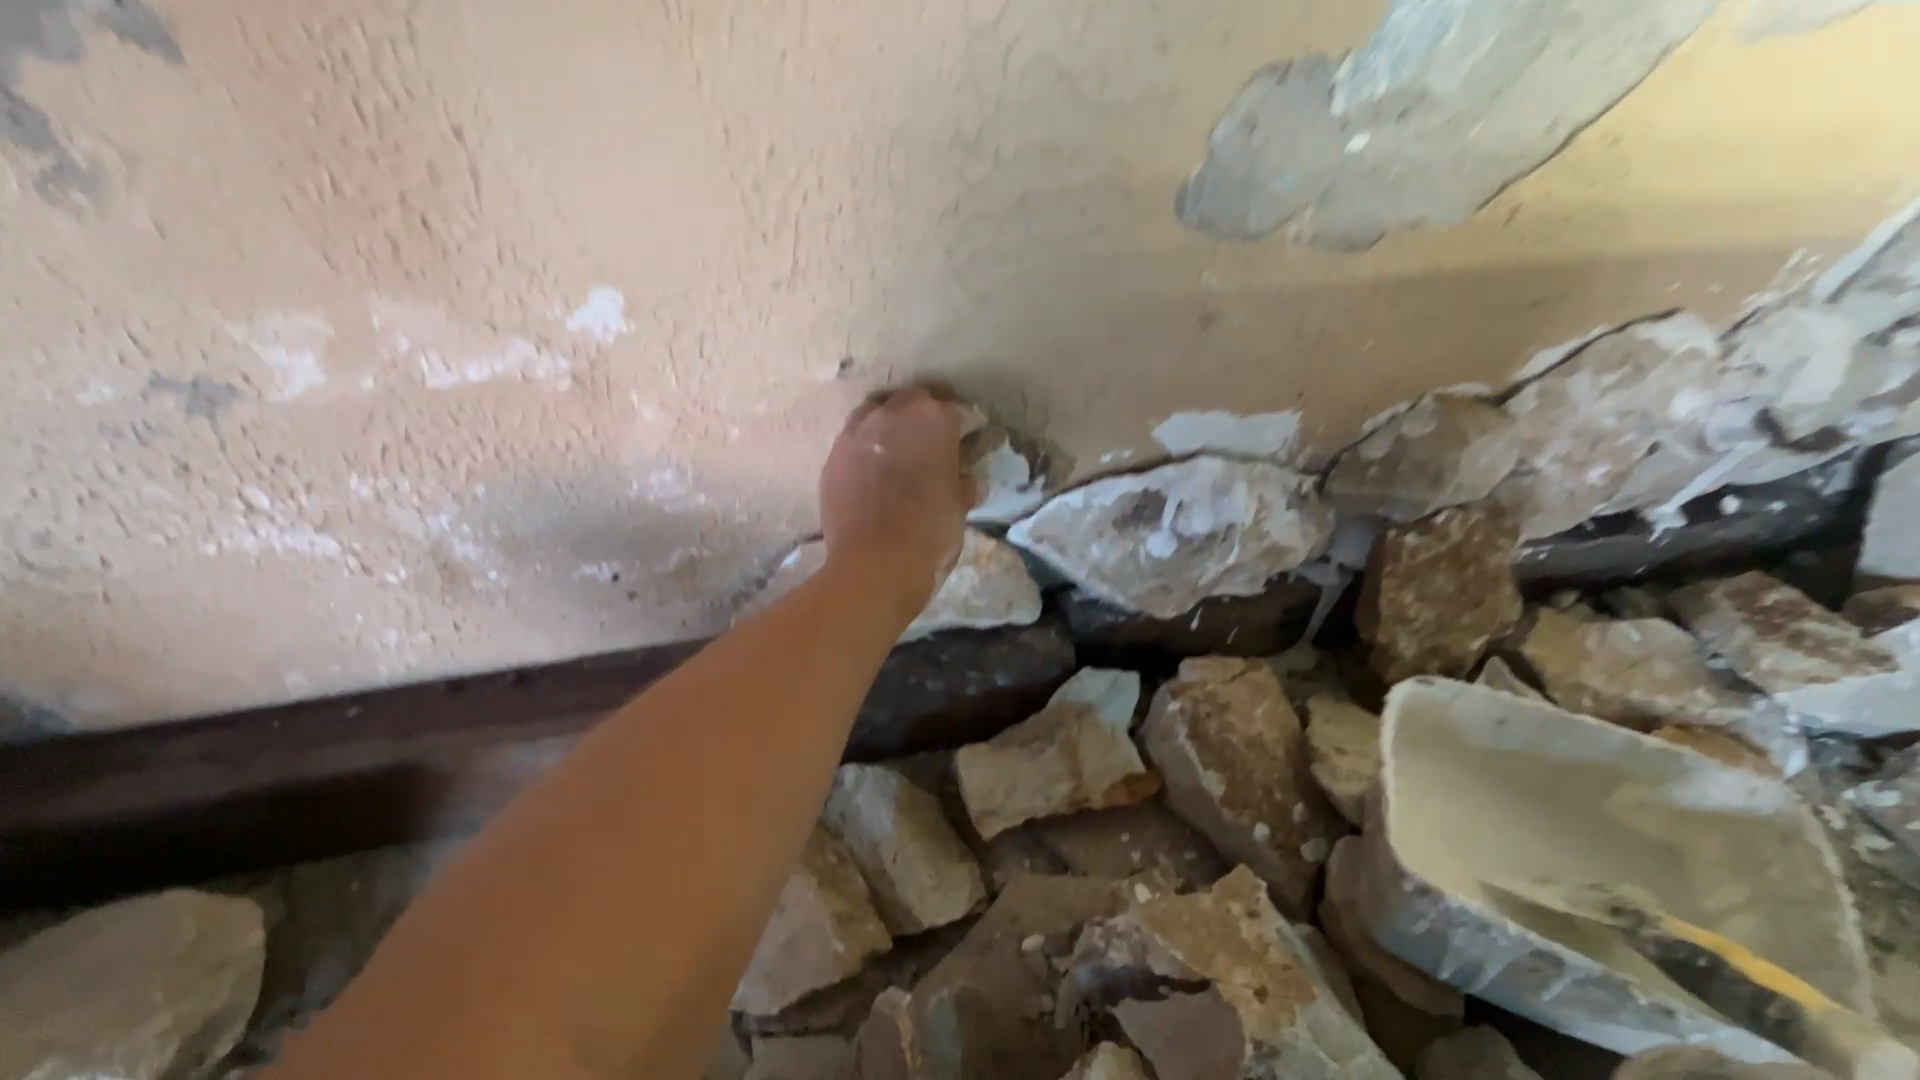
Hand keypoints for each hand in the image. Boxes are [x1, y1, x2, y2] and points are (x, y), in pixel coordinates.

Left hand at [819, 387, 973, 619]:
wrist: (875, 564)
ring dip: (889, 423)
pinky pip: (853, 440)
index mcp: (933, 419)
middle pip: (911, 400)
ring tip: (897, 447)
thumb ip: (962, 482)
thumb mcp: (960, 507)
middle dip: (923, 415)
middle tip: (931, 439)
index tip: (965, 437)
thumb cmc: (930, 534)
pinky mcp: (833, 456)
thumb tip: (964, 478)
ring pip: (876, 412)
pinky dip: (866, 447)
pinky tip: (873, 469)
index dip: (961, 423)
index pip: (953, 407)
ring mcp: (856, 433)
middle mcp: (892, 414)